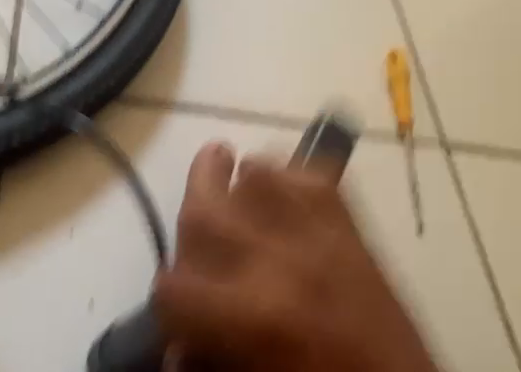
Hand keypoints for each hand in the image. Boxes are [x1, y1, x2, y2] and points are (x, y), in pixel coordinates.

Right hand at [154, 143, 437, 371]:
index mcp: (249, 315)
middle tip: (193, 216)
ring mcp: (318, 234)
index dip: (168, 297)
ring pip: (256, 174)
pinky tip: (281, 193)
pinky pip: (308, 176)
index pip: (173, 284)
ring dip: (238, 183)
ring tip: (236, 192)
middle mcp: (278, 261)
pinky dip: (286, 177)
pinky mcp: (352, 224)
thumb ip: (208, 347)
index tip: (178, 304)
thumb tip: (180, 332)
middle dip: (191, 213)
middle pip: (205, 210)